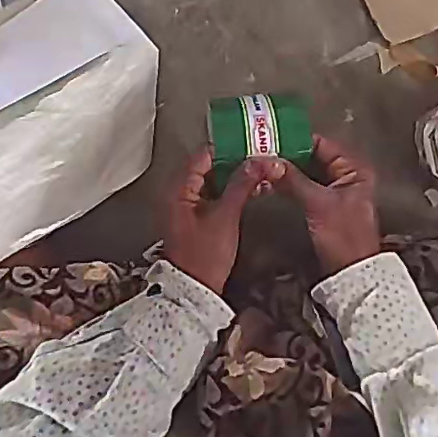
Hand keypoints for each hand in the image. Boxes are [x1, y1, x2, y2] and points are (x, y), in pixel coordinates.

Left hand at [161, 149, 279, 293]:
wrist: (196, 291)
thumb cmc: (204, 256)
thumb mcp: (225, 216)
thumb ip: (241, 185)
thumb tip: (257, 162)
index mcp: (178, 189)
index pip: (203, 156)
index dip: (227, 148)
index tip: (250, 145)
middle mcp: (179, 194)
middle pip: (208, 166)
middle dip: (234, 161)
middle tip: (258, 157)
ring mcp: (187, 206)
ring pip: (213, 180)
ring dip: (234, 176)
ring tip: (258, 172)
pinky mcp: (196, 217)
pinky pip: (214, 194)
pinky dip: (230, 190)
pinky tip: (249, 190)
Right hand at [276, 135, 382, 274]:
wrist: (351, 273)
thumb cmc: (344, 237)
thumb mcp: (318, 204)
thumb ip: (293, 180)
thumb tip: (269, 161)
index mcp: (355, 169)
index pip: (323, 144)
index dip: (297, 140)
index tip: (271, 138)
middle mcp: (347, 175)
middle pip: (313, 157)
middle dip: (288, 155)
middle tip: (262, 151)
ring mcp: (335, 190)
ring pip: (307, 172)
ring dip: (287, 170)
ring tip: (263, 164)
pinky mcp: (325, 205)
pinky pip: (304, 186)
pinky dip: (289, 184)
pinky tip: (271, 181)